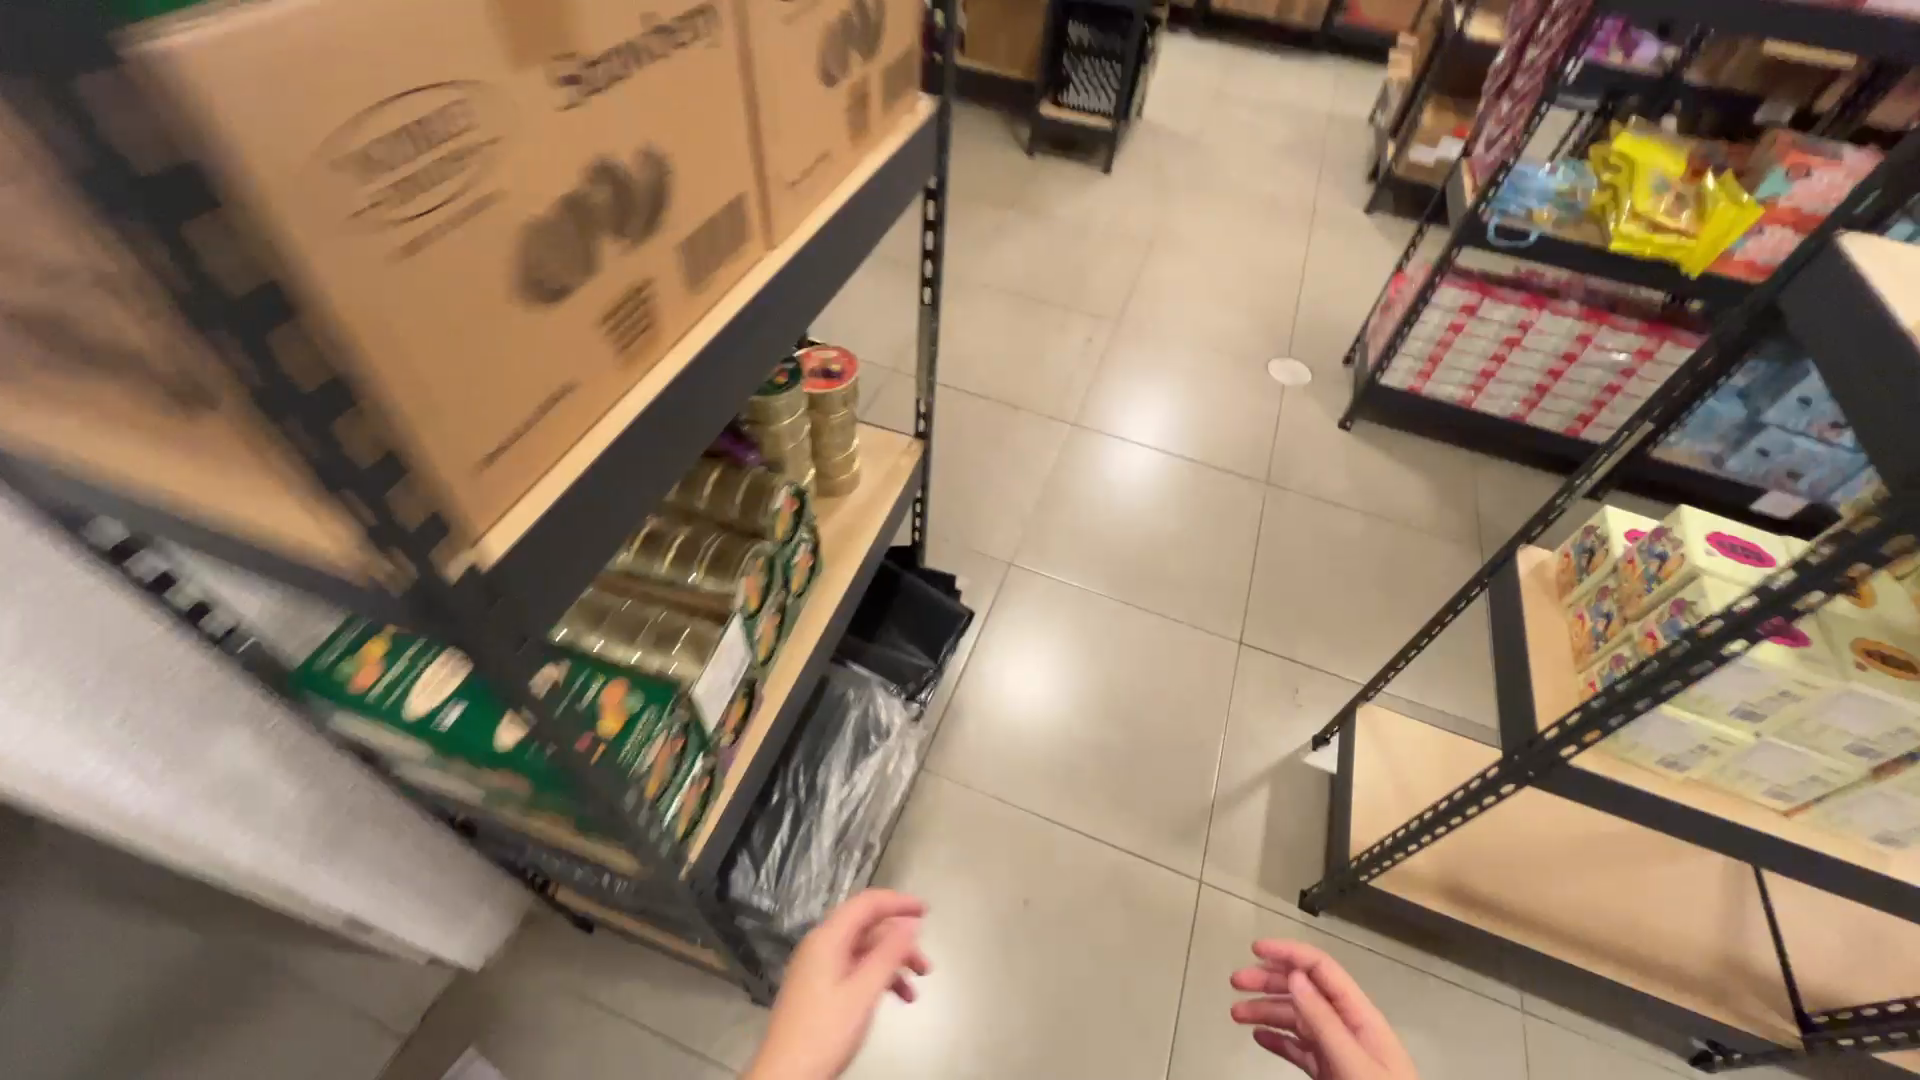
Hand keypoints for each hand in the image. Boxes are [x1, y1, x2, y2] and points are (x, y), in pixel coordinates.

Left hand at [744, 889, 931, 1079]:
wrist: (785, 1077)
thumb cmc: (825, 1031)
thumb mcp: (863, 992)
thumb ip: (888, 954)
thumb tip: (910, 922)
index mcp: (828, 938)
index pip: (867, 903)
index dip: (898, 902)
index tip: (926, 911)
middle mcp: (821, 945)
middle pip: (868, 929)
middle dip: (900, 943)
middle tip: (926, 966)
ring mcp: (819, 967)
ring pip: (864, 952)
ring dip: (892, 965)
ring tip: (916, 989)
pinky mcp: (819, 988)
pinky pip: (855, 970)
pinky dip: (877, 980)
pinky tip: (896, 999)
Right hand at [1229, 940, 1417, 1079]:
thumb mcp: (1354, 1064)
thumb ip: (1324, 1021)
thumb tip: (1294, 976)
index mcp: (1359, 1015)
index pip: (1321, 968)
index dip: (1288, 953)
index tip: (1255, 950)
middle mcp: (1347, 1025)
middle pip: (1303, 990)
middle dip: (1268, 981)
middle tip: (1234, 983)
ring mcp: (1338, 1050)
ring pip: (1296, 1019)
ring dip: (1265, 1011)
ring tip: (1235, 1015)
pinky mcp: (1330, 1072)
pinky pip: (1298, 1048)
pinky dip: (1277, 1040)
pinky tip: (1258, 1037)